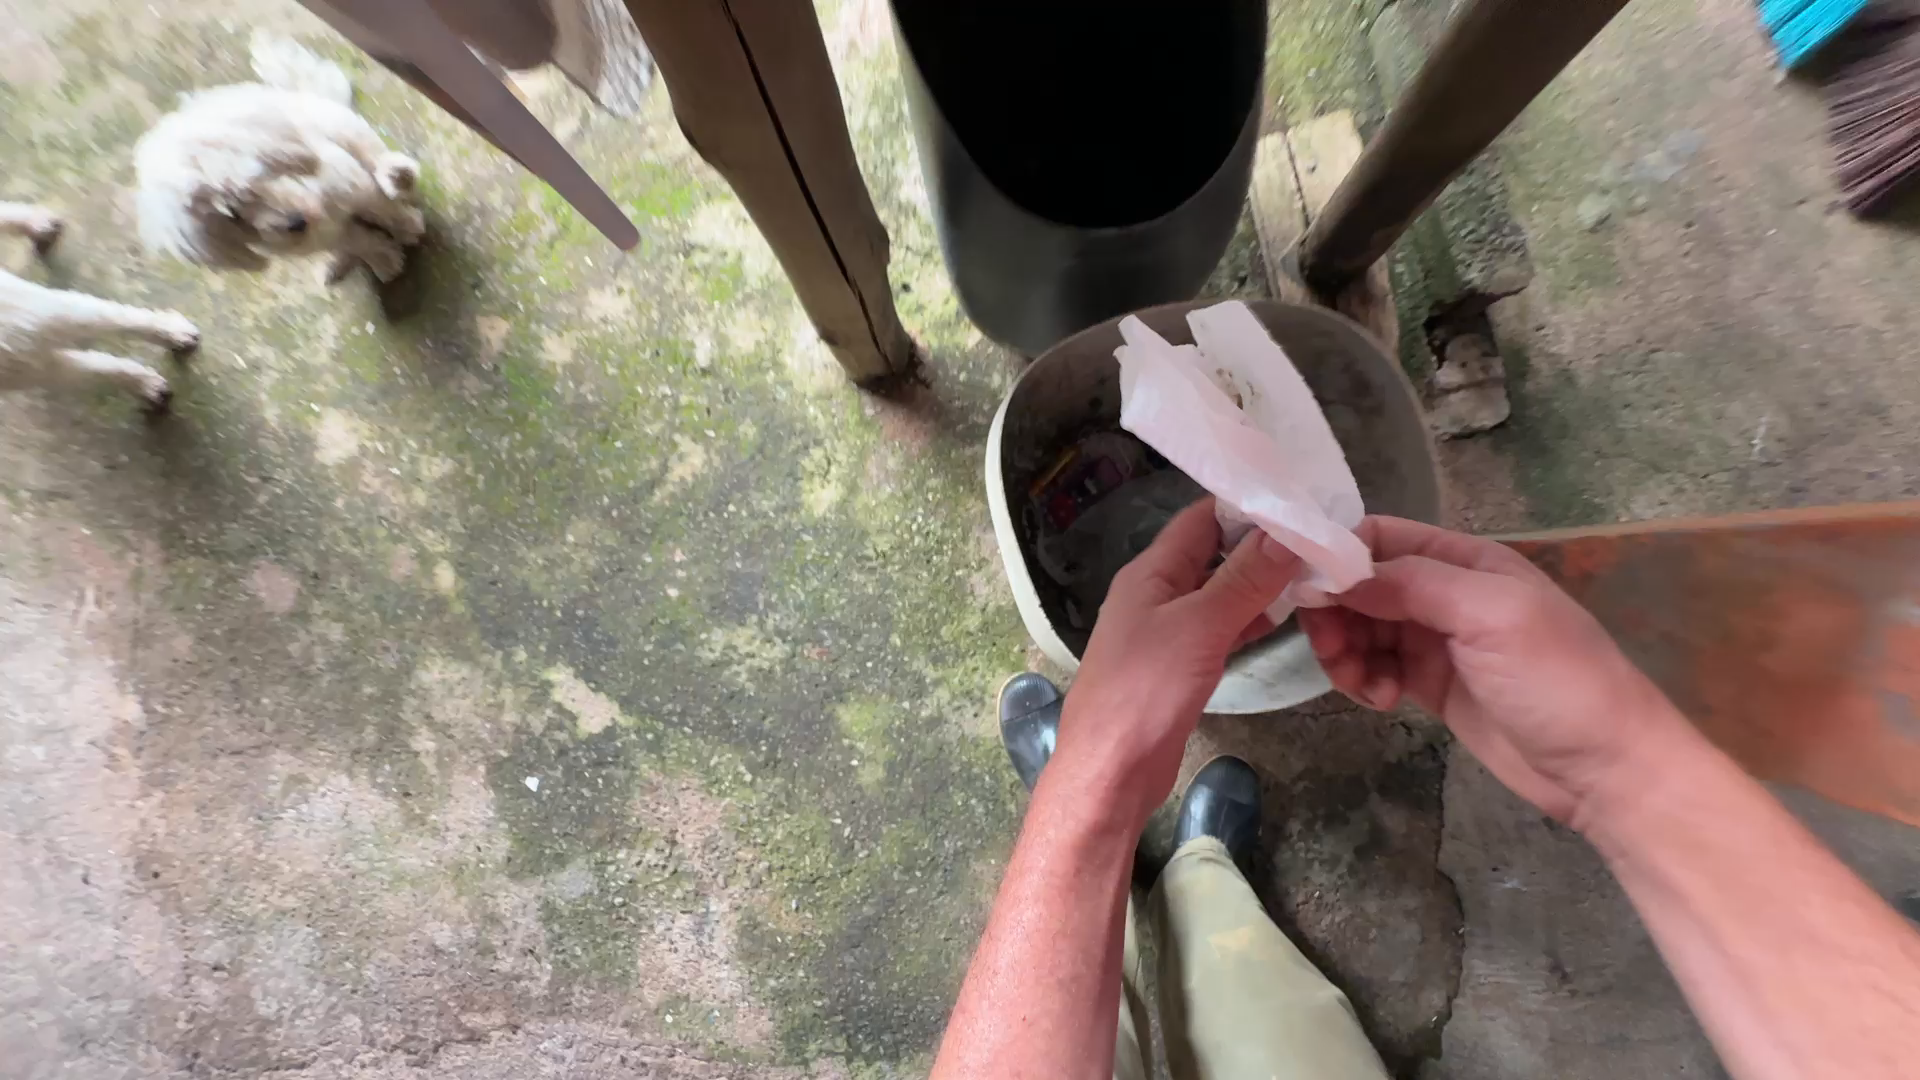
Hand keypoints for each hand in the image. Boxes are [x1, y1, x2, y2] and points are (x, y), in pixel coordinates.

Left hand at [1051, 498, 1302, 830]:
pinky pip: (1217, 627)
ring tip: (1316, 572)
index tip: (1299, 502)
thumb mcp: (1198, 626)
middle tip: (1320, 539)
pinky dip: (1248, 618)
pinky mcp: (1178, 663)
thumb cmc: (1146, 688)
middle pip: (1210, 554)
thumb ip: (1242, 580)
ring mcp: (1166, 629)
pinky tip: (1286, 617)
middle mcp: (1155, 593)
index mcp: (1149, 572)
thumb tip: (1287, 532)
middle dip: (1259, 545)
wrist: (1112, 767)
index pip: (1198, 520)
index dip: (1244, 507)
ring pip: (1217, 592)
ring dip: (1258, 583)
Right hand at [1297, 516, 1690, 825]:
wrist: (1605, 773)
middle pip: (1357, 585)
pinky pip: (1369, 664)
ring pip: (1356, 627)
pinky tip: (1382, 700)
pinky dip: (1362, 679)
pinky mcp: (1423, 679)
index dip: (1336, 557)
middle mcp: (1441, 592)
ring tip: (1363, 686)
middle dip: (1335, 614)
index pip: (1378, 538)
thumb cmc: (1557, 682)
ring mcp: (1430, 638)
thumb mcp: (1490, 616)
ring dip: (1344, 653)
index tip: (1307, 592)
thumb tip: (1333, 574)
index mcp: (1462, 561)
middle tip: (1333, 651)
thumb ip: (1411, 584)